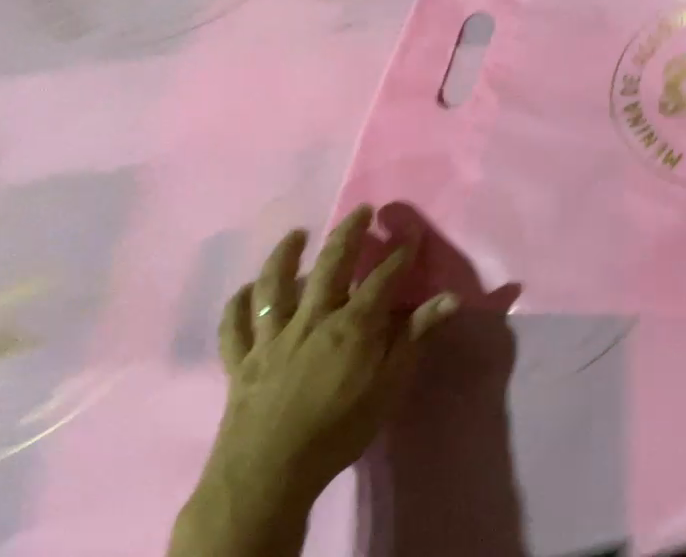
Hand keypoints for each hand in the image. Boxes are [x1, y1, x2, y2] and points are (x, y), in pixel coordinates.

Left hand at [208, 206, 456, 506]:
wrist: (268, 473)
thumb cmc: (340, 428)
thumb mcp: (390, 385)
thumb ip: (415, 337)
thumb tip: (451, 298)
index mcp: (353, 326)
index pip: (383, 278)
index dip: (400, 253)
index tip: (413, 233)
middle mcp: (312, 321)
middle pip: (330, 267)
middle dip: (348, 235)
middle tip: (360, 210)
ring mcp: (271, 339)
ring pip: (275, 287)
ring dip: (285, 256)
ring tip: (296, 235)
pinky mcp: (240, 362)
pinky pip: (234, 326)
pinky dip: (239, 304)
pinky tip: (246, 290)